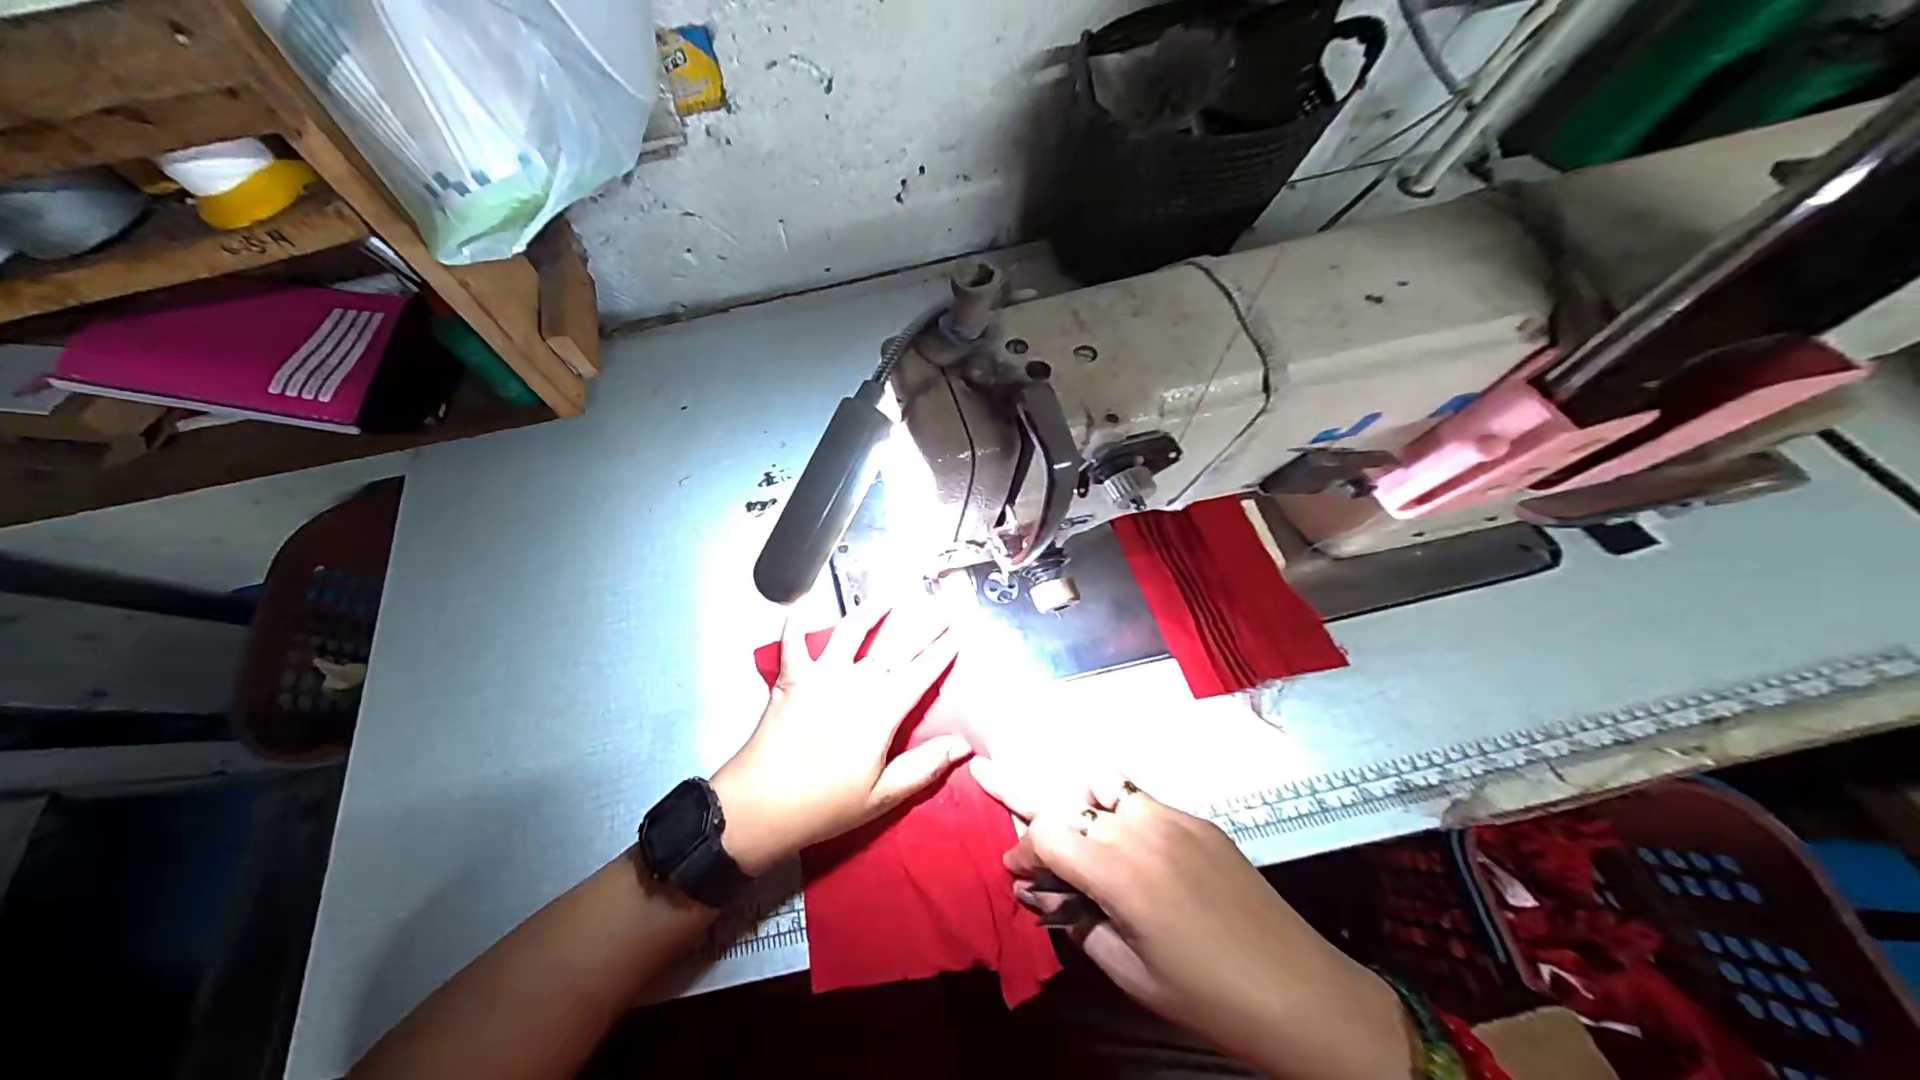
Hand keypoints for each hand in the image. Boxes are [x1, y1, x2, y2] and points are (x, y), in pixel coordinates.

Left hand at [710, 602, 971, 875]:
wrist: (760, 804)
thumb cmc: (824, 804)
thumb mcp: (884, 794)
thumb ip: (925, 766)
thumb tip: (963, 745)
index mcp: (883, 709)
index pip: (922, 672)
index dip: (942, 652)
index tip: (957, 635)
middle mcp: (856, 683)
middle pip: (895, 644)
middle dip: (920, 623)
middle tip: (936, 608)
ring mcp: (821, 676)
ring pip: (851, 631)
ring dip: (870, 610)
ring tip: (886, 597)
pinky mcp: (790, 679)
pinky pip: (793, 643)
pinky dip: (796, 624)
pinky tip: (799, 609)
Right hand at [971, 759, 1416, 1079]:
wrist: (1298, 990)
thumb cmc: (1204, 994)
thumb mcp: (1126, 970)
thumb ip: (1073, 920)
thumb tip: (1036, 891)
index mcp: (1117, 868)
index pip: (1045, 833)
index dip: (1024, 853)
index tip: (1018, 873)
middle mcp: (1140, 827)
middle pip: (1071, 809)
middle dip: (1050, 835)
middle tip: (1046, 864)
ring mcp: (1173, 816)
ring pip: (1105, 796)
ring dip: (1087, 820)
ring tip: (1089, 853)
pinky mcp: (1198, 819)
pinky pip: (1143, 805)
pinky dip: (1123, 821)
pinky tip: (1133, 853)